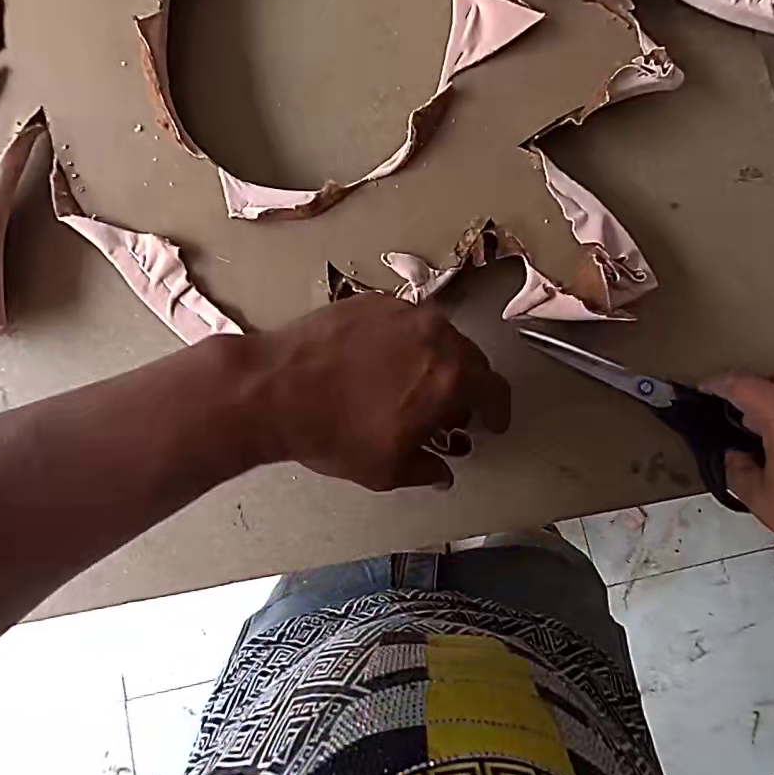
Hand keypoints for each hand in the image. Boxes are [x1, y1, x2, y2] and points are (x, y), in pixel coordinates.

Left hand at [244, 294, 510, 490]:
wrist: (275, 388)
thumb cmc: (334, 432)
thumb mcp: (387, 469)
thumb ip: (425, 470)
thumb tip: (440, 473)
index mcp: (452, 378)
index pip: (496, 390)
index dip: (497, 411)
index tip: (492, 421)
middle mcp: (436, 335)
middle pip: (470, 359)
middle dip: (467, 387)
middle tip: (450, 410)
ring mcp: (403, 313)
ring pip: (438, 337)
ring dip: (436, 361)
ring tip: (413, 384)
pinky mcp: (372, 302)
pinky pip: (403, 323)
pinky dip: (403, 343)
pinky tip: (379, 363)